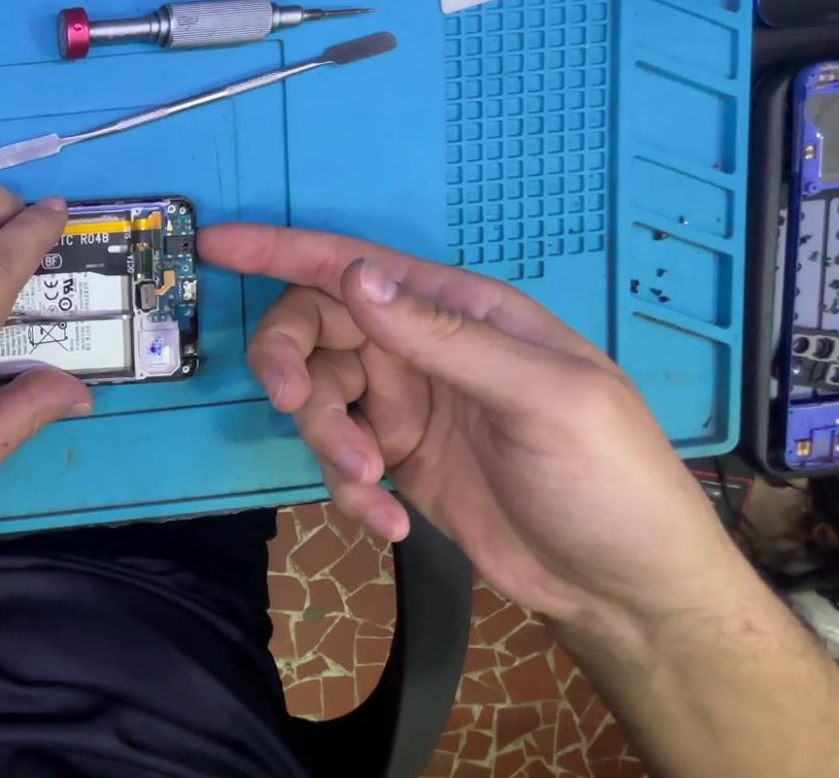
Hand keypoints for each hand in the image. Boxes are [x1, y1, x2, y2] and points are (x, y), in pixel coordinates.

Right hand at [200, 225, 738, 626]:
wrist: (624, 594)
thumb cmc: (609, 480)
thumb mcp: (544, 399)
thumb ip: (445, 337)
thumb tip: (354, 278)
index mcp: (455, 310)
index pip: (349, 265)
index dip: (276, 249)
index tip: (213, 244)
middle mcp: (414, 346)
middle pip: (311, 329)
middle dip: (288, 363)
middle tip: (285, 401)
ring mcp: (397, 400)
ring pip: (313, 394)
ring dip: (325, 437)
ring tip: (367, 480)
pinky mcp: (387, 453)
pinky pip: (333, 452)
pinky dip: (345, 486)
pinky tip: (385, 517)